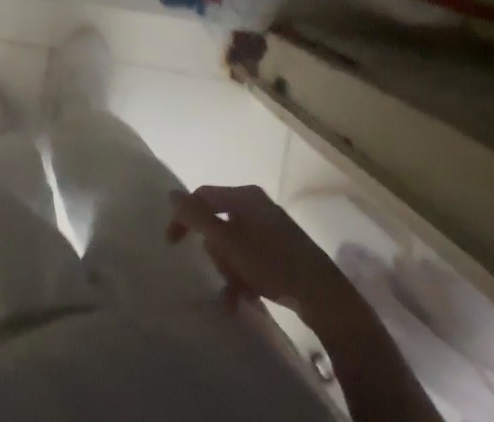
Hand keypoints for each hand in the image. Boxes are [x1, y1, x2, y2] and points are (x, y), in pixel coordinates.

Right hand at [168, 185, 355, 318]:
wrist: (321, 293)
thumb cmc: (271, 262)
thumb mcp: (228, 241)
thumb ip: (197, 217)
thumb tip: (171, 194)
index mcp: (244, 196)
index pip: (202, 197)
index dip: (184, 218)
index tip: (172, 245)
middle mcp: (256, 206)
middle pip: (218, 224)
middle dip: (215, 253)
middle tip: (220, 271)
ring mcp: (270, 228)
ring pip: (232, 245)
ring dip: (228, 269)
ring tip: (234, 293)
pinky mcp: (280, 249)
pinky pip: (249, 257)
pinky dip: (242, 276)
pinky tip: (241, 298)